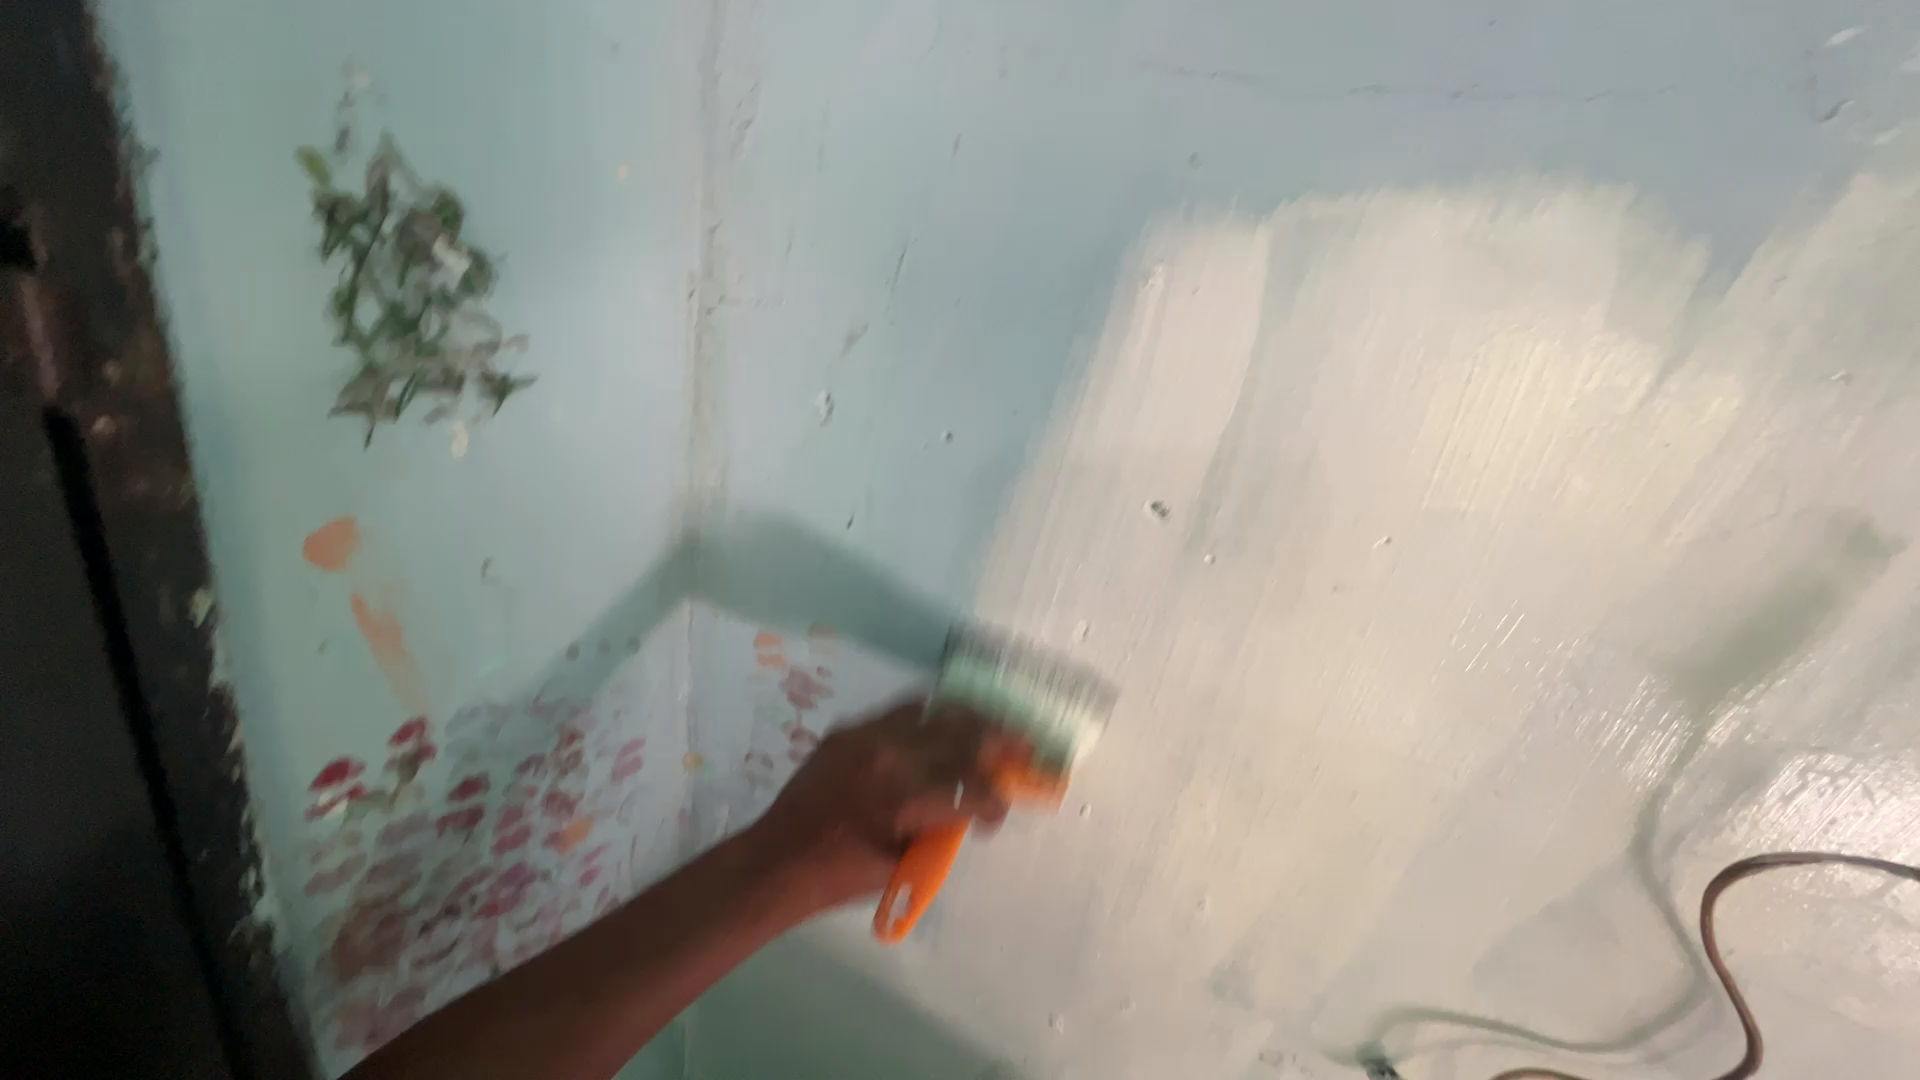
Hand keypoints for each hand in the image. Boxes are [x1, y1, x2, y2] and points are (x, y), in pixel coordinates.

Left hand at [747, 698, 1030, 913]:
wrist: (776, 858)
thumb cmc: (838, 875)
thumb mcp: (900, 864)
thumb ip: (938, 829)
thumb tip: (967, 804)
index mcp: (903, 798)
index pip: (970, 788)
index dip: (994, 799)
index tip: (1000, 810)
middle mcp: (889, 756)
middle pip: (960, 735)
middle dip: (999, 742)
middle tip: (1023, 746)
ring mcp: (868, 736)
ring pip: (935, 713)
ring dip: (969, 721)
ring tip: (991, 726)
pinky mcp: (850, 729)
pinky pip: (900, 711)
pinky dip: (929, 717)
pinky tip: (945, 723)